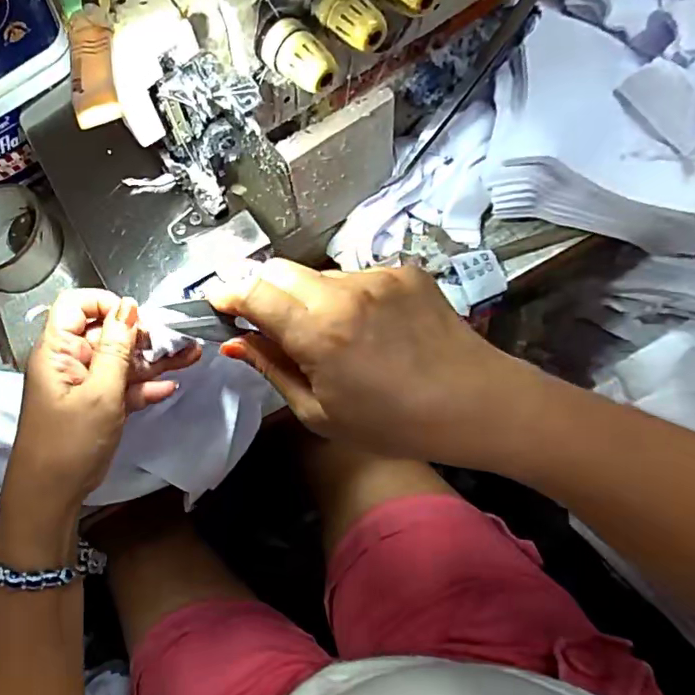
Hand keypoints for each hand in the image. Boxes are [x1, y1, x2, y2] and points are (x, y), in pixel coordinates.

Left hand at [3, 289, 200, 519]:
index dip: (106, 305)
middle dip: (142, 336)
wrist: (50, 496)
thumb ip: (117, 349)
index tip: (136, 319)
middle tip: (176, 341)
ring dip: (152, 361)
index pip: (75, 305)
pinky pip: (121, 387)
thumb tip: (128, 308)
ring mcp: (82, 385)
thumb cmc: (69, 444)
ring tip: (189, 356)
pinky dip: (143, 387)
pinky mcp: (95, 406)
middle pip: (106, 333)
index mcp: (57, 351)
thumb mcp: (100, 393)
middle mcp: (68, 362)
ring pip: (119, 361)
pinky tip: (169, 385)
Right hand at [206, 259, 529, 466]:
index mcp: (319, 332)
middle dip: (261, 289)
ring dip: (305, 296)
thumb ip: (273, 369)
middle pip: (279, 269)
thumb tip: (235, 343)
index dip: (227, 294)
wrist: (477, 404)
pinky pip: (354, 278)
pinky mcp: (403, 271)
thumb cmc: (393, 424)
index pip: (254, 292)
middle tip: (262, 319)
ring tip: (327, 335)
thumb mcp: (320, 413)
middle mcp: (344, 292)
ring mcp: (377, 276)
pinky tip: (365, 329)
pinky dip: (344, 297)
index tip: (216, 303)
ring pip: (317, 274)